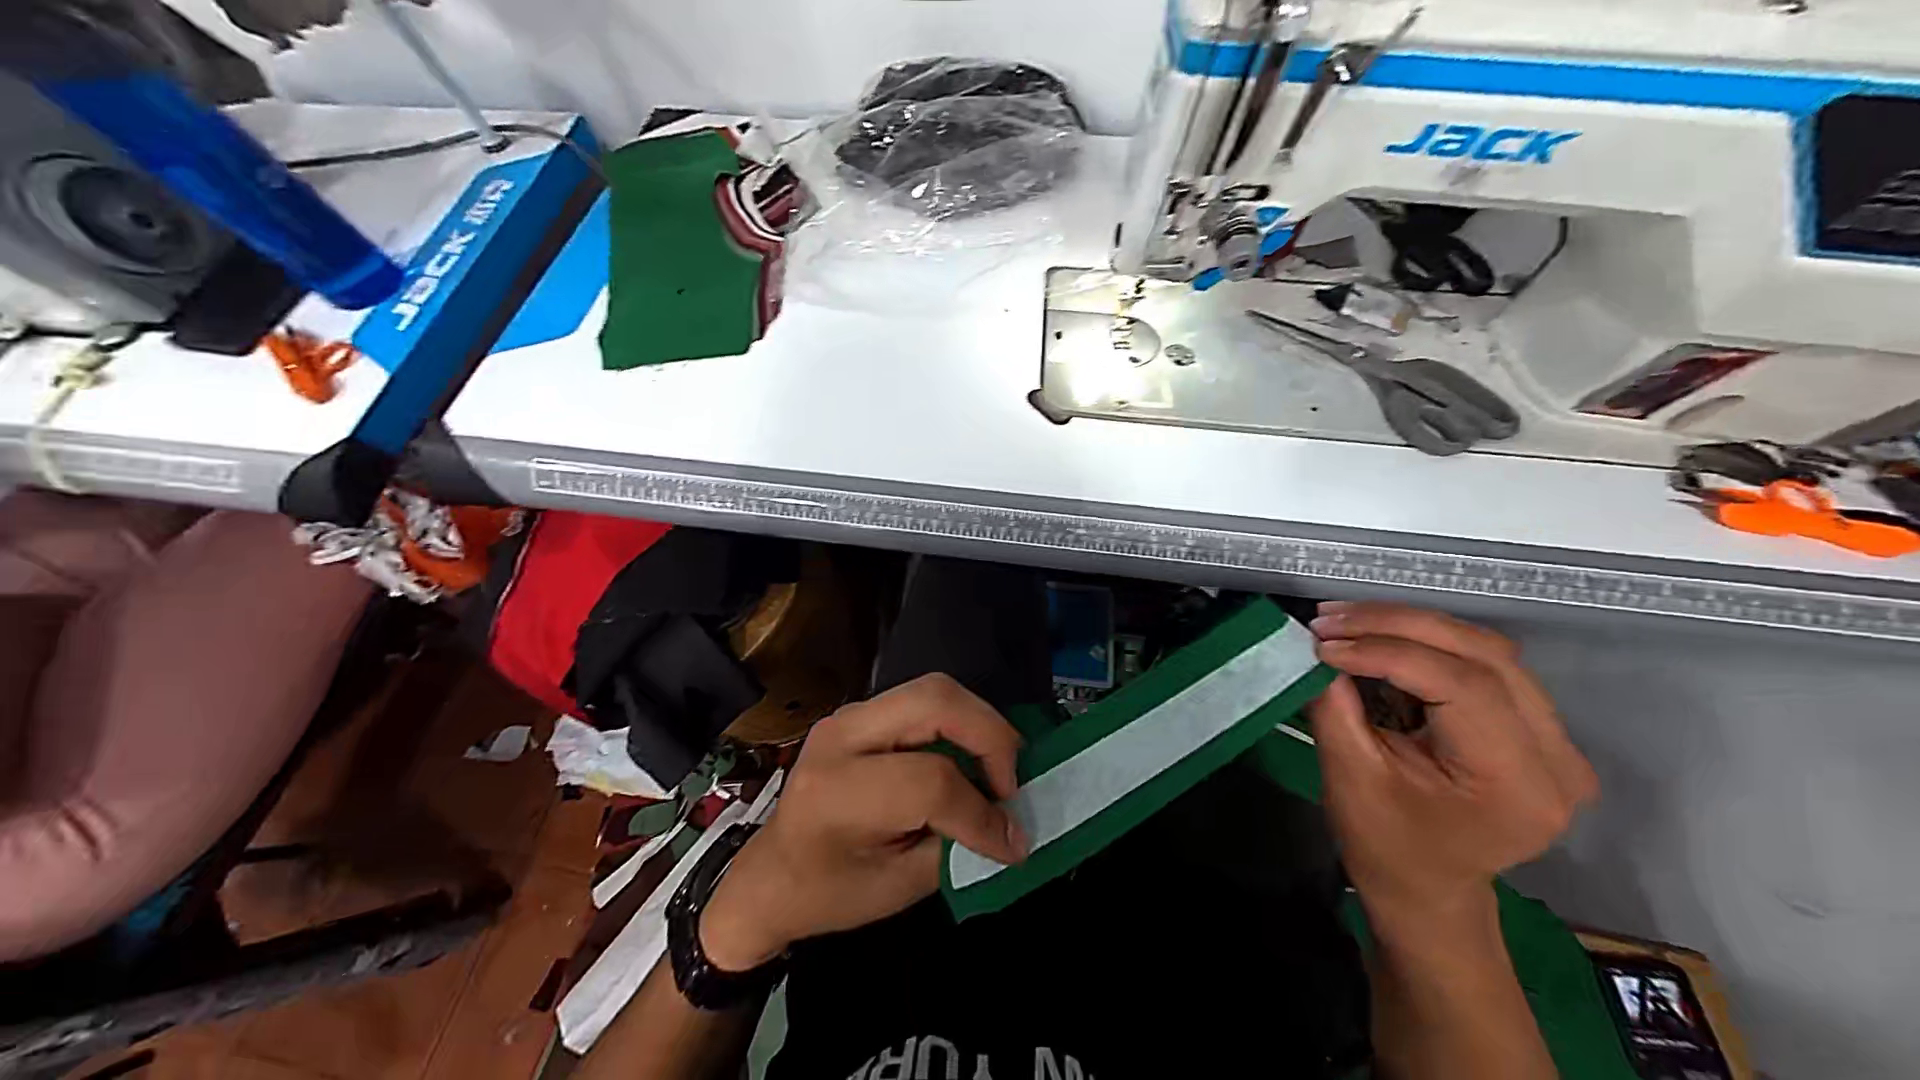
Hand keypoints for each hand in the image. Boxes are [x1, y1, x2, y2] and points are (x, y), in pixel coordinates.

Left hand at [699, 674, 1028, 970]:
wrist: (770, 875)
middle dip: (990, 736)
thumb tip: (1013, 826)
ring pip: (934, 690)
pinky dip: (959, 723)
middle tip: (1011, 783)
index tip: (1011, 843)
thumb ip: (959, 847)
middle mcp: (841, 736)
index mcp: (838, 791)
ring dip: (977, 724)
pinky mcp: (859, 713)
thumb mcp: (898, 887)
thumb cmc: (827, 893)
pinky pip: (923, 701)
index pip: (930, 781)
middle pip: (936, 701)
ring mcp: (848, 716)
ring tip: (996, 769)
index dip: (982, 813)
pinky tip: (970, 758)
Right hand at [1306, 603, 1598, 925]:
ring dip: (1411, 625)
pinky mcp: (1535, 728)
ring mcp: (1556, 740)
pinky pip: (1483, 664)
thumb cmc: (1386, 846)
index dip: (1387, 652)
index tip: (1322, 643)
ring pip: (1486, 650)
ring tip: (1347, 621)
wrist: (1425, 889)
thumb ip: (1336, 708)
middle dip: (1398, 624)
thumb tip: (1318, 648)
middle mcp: (1557, 756)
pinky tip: (1378, 637)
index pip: (1463, 686)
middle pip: (1484, 655)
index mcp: (1519, 783)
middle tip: (1330, 618)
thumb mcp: (1350, 778)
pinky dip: (1426, 642)